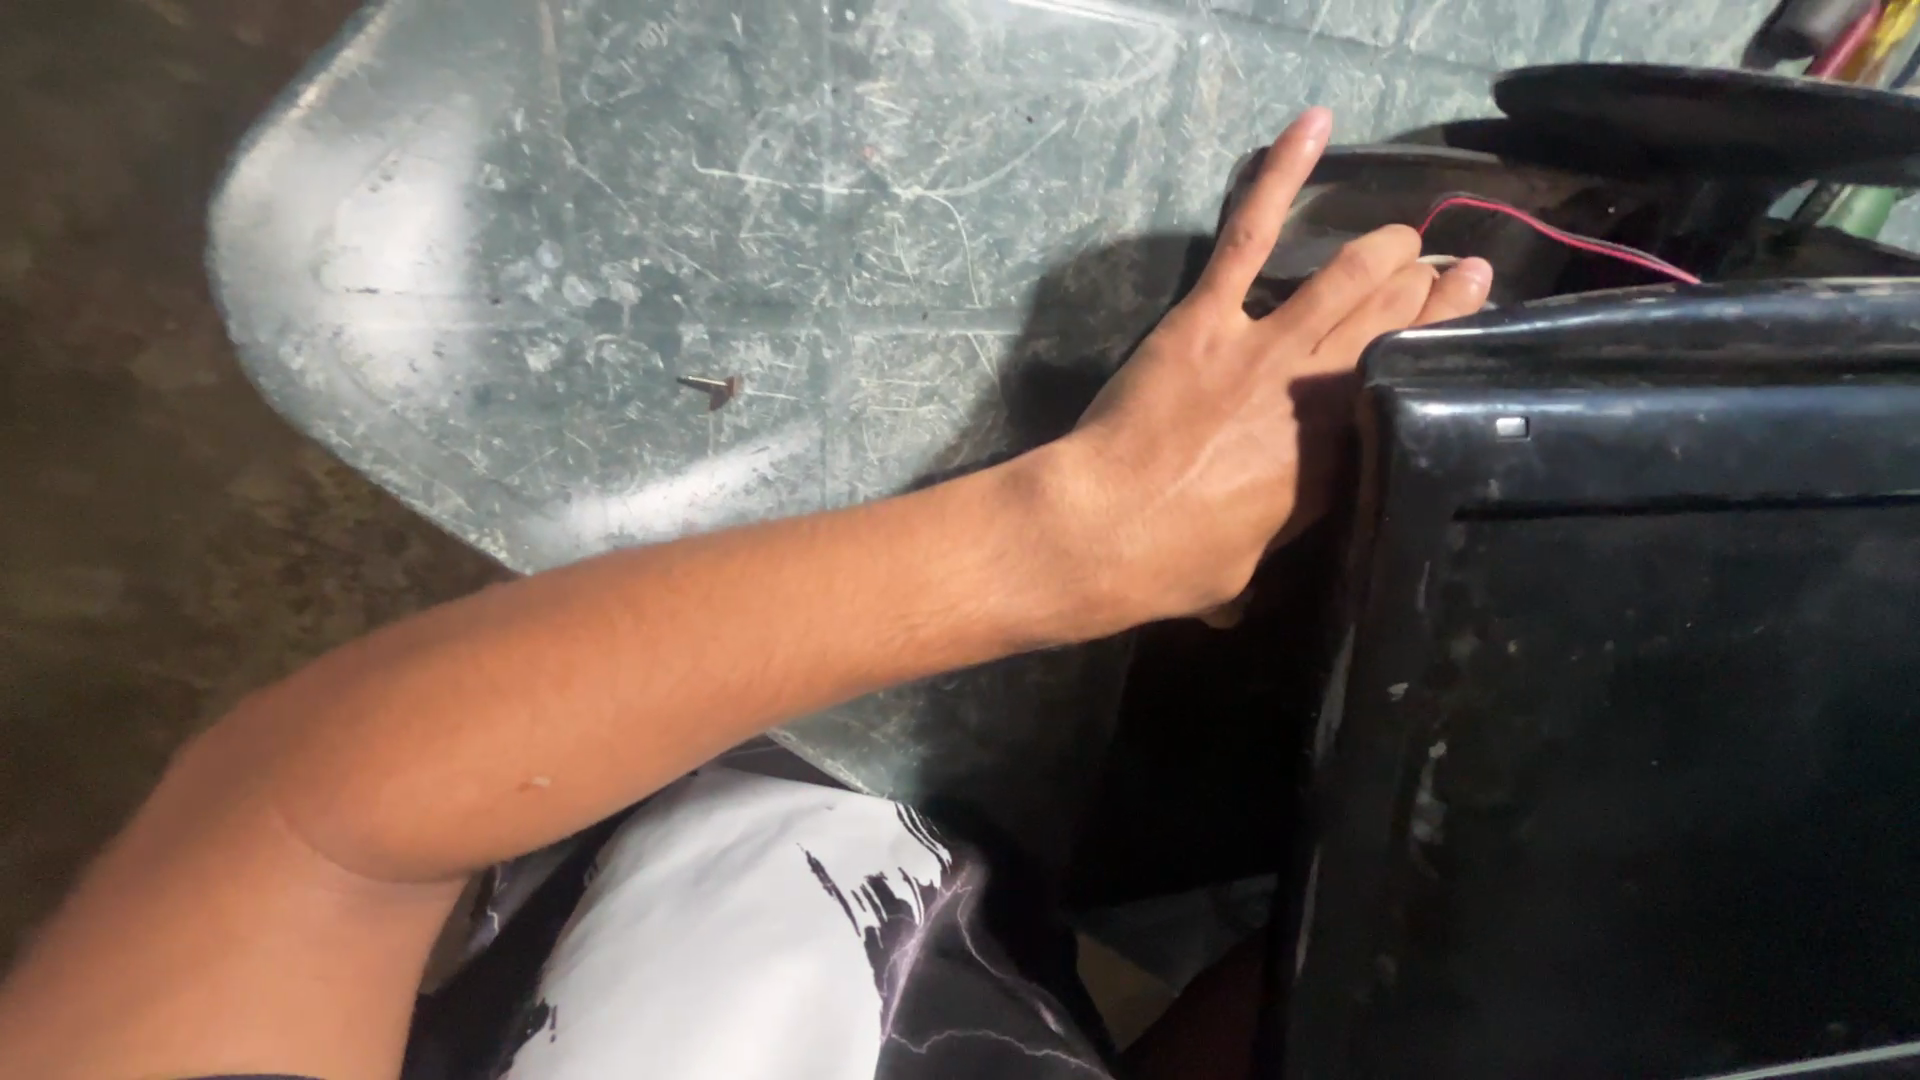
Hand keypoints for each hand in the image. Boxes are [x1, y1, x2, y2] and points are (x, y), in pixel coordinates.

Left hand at [1038, 107, 1491, 628]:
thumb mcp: (1232, 579)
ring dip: (1383, 249)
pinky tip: (1312, 124)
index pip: (1408, 389)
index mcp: (1337, 462)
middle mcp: (1322, 394)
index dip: (1439, 349)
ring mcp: (1266, 348)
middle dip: (1426, 293)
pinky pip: (1249, 234)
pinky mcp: (1207, 320)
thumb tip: (1239, 595)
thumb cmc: (1166, 567)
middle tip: (1445, 271)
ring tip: (1398, 238)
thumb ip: (1247, 562)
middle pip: (1395, 323)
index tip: (1458, 323)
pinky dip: (1279, 175)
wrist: (1100, 530)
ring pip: (1349, 275)